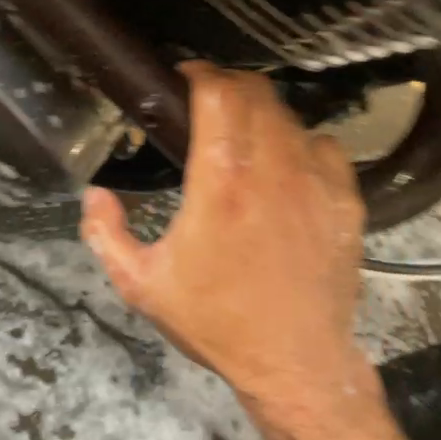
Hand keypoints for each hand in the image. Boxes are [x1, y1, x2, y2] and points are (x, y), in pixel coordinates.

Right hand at [81, 62, 369, 404]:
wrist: (296, 366)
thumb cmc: (216, 322)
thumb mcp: (140, 285)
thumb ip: (104, 234)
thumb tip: (94, 194)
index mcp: (220, 184)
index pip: (219, 96)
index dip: (200, 73)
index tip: (184, 76)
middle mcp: (272, 172)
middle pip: (257, 93)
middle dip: (228, 82)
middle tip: (205, 98)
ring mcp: (316, 186)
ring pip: (291, 115)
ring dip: (262, 110)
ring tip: (241, 129)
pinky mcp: (346, 204)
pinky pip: (326, 146)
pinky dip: (302, 140)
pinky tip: (286, 161)